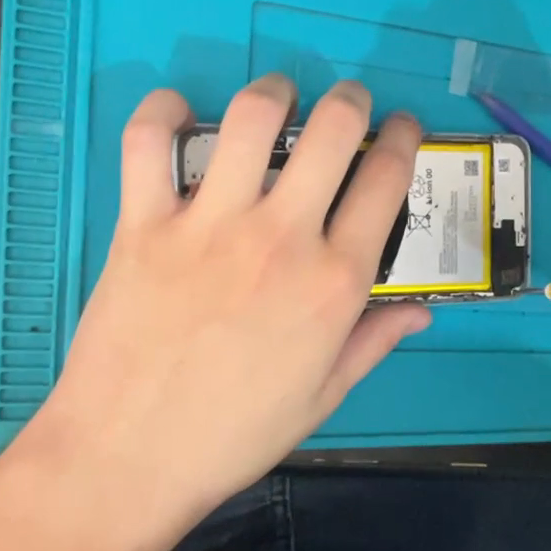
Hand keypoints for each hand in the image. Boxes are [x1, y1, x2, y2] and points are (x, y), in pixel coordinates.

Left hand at [14, 75, 429, 517]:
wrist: (130, 458)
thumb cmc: (232, 437)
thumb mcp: (320, 399)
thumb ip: (371, 342)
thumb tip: (421, 310)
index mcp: (334, 283)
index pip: (387, 181)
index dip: (401, 141)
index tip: (398, 130)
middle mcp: (280, 238)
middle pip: (334, 130)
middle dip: (351, 100)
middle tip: (346, 105)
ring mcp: (208, 226)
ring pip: (254, 117)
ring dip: (273, 93)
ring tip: (275, 99)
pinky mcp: (143, 224)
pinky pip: (150, 142)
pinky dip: (163, 113)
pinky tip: (179, 116)